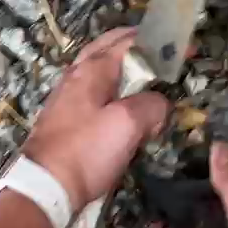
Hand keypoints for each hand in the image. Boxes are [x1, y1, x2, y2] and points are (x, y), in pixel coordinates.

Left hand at [20, 27, 169, 205]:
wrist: (44, 185)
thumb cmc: (87, 150)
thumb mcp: (127, 125)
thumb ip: (151, 105)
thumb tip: (160, 103)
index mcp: (92, 69)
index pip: (129, 42)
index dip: (158, 43)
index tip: (182, 48)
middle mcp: (77, 73)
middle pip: (107, 46)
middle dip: (133, 42)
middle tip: (158, 48)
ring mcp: (67, 93)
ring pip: (97, 66)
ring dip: (119, 61)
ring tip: (141, 70)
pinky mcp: (65, 114)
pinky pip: (91, 87)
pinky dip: (109, 82)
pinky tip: (118, 98)